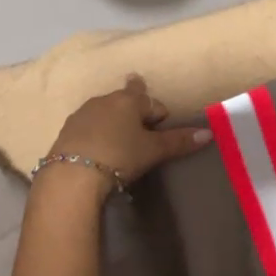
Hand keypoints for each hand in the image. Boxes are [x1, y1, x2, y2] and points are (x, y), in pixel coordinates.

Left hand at [46, 75, 211, 193]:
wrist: (73, 175)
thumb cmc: (120, 156)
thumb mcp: (153, 150)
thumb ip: (179, 141)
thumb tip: (208, 133)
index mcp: (128, 100)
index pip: (151, 101)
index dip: (159, 115)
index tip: (159, 130)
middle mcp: (104, 100)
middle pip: (126, 102)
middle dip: (134, 114)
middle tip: (140, 134)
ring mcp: (82, 113)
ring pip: (106, 113)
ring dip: (114, 123)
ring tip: (119, 144)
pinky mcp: (67, 130)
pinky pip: (89, 127)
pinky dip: (97, 135)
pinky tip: (98, 152)